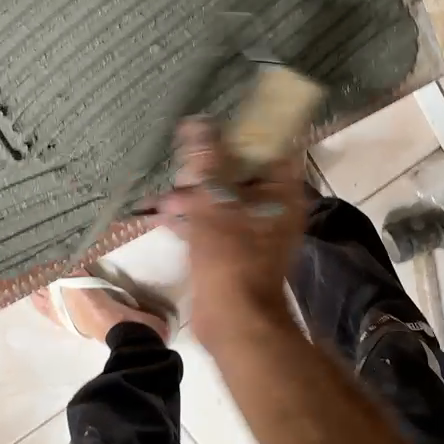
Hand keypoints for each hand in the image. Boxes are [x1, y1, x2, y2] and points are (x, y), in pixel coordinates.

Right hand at [157, 118, 307, 345]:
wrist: (232, 322)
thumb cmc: (230, 259)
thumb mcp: (214, 201)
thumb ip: (206, 159)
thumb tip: (196, 121)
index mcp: (281, 192)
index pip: (270, 146)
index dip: (243, 133)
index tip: (212, 129)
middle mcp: (273, 208)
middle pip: (240, 172)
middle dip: (206, 169)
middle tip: (183, 172)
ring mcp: (254, 231)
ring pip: (222, 198)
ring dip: (193, 195)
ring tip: (164, 198)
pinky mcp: (234, 251)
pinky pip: (213, 223)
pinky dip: (191, 217)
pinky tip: (162, 216)